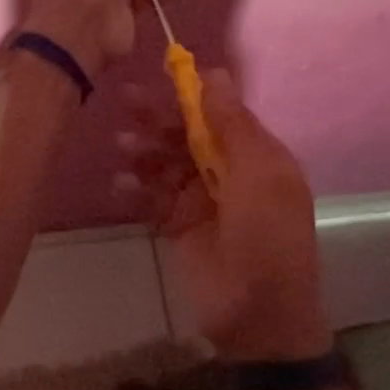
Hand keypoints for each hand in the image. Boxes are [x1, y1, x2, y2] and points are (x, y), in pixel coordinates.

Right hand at [123, 69, 331, 361]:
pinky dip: (136, 186)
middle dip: (160, 117)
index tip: (160, 72)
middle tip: (128, 102)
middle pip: (188, 133)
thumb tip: (215, 73)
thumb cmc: (267, 239)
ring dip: (145, 150)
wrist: (258, 316)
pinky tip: (121, 183)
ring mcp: (200, 199)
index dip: (193, 92)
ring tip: (124, 146)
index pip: (221, 112)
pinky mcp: (176, 225)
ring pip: (165, 161)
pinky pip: (151, 196)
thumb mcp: (259, 177)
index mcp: (257, 156)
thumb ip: (233, 125)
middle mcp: (228, 171)